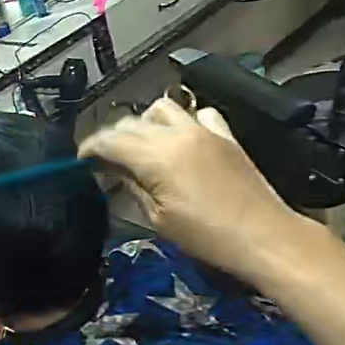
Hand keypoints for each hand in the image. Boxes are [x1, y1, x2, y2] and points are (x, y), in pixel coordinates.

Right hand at [80, 98, 313, 280]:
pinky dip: (184, 120)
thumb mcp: (159, 219)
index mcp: (155, 155)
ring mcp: (204, 129)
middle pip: (132, 121)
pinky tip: (184, 139)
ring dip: (146, 122)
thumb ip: (132, 186)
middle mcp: (177, 132)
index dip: (89, 148)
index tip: (81, 161)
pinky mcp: (225, 134)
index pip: (109, 140)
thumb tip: (114, 169)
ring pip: (162, 107)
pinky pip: (198, 113)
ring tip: (143, 146)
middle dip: (114, 137)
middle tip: (108, 161)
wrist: (263, 235)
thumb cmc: (206, 237)